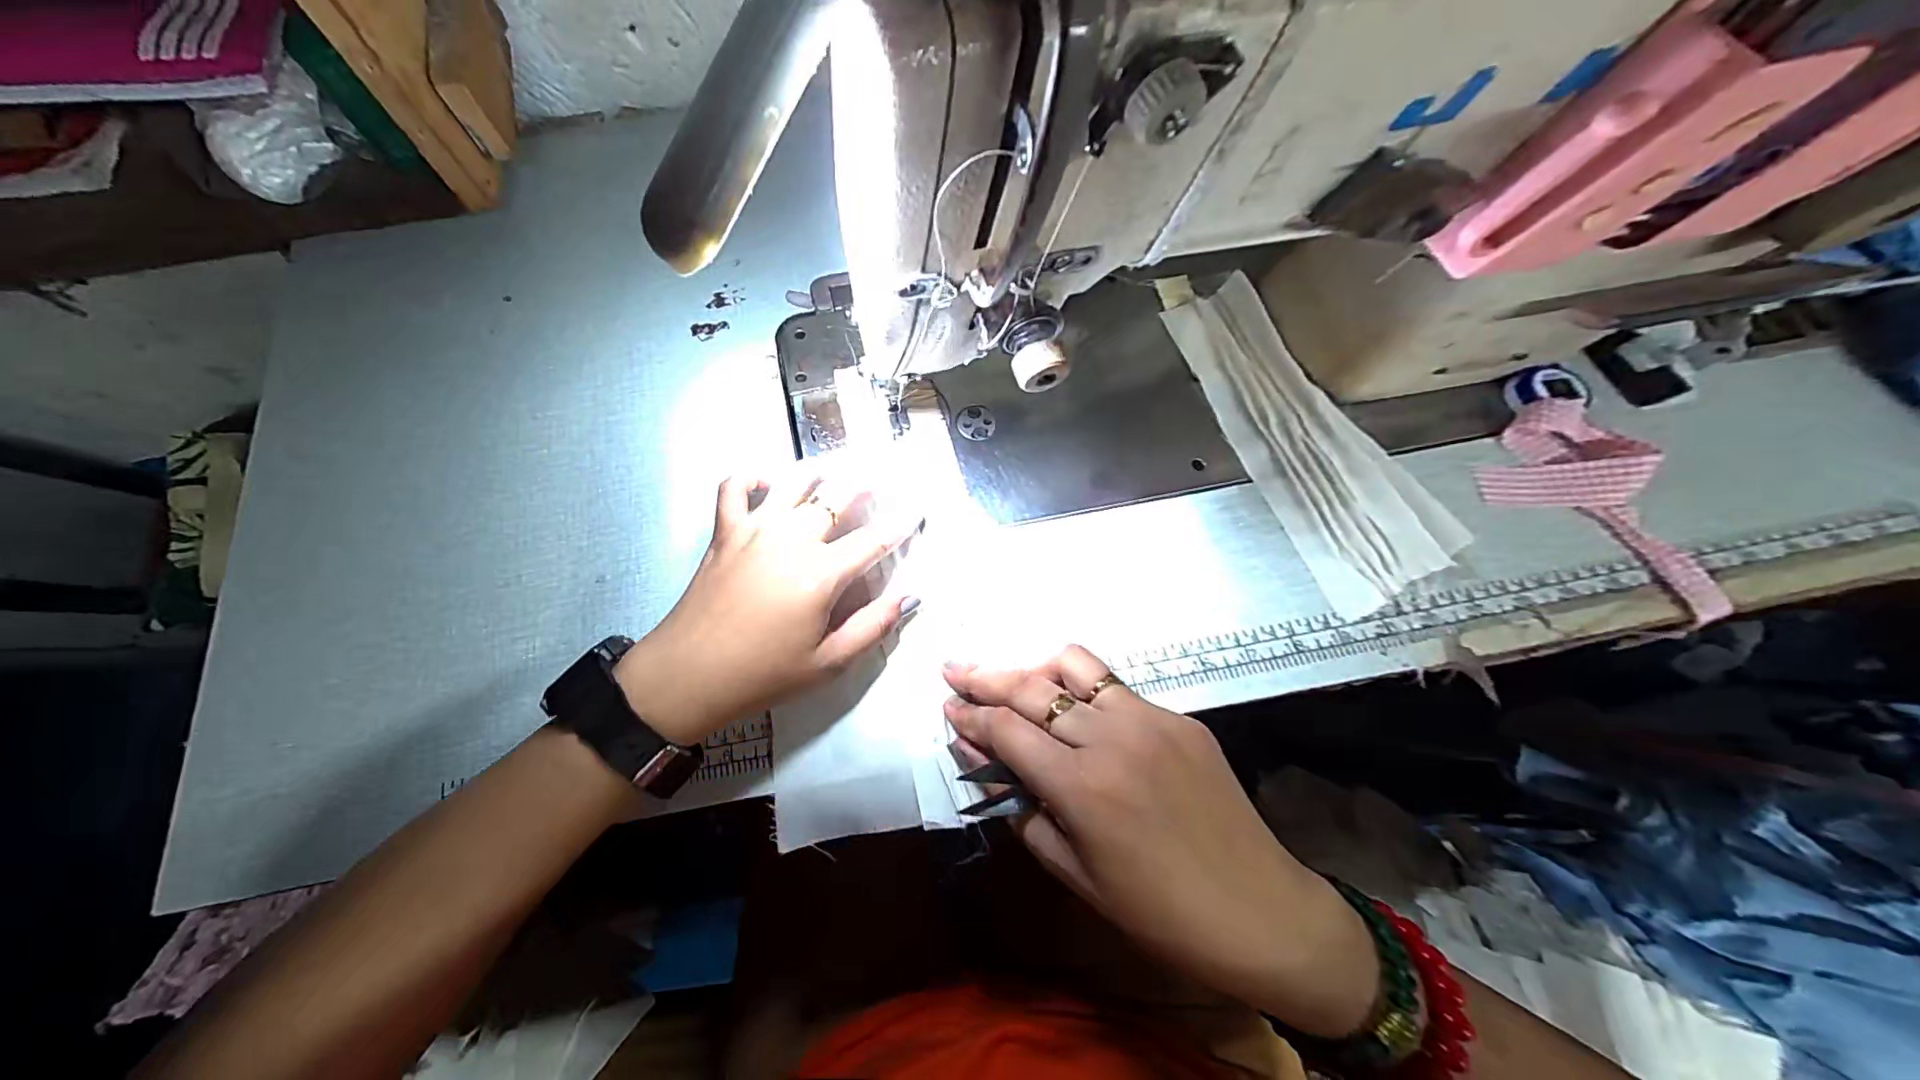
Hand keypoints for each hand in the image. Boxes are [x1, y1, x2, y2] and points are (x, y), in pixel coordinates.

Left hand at [615, 469, 919, 743]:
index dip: (901, 523)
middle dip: (865, 486)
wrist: (688, 676)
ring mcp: (753, 530)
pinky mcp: (724, 532)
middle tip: (880, 480)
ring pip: (792, 481)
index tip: (917, 511)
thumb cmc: (763, 674)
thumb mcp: (828, 663)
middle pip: (836, 497)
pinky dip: (752, 477)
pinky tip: (768, 482)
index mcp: (822, 574)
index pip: (873, 539)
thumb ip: (873, 626)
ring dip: (818, 472)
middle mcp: (791, 540)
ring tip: (832, 472)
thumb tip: (910, 596)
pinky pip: (735, 487)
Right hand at [943, 646, 1378, 1036]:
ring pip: (1076, 666)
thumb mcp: (1073, 870)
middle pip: (1032, 687)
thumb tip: (985, 761)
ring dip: (1036, 669)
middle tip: (955, 671)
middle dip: (986, 678)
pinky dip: (1084, 692)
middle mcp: (1112, 737)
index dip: (971, 715)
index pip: (1007, 729)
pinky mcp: (1181, 718)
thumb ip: (1021, 807)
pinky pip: (1118, 689)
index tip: (948, 706)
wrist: (1258, 909)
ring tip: (1016, 682)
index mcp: (1081, 785)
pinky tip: (1076, 712)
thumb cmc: (1155, 910)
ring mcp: (1151, 719)